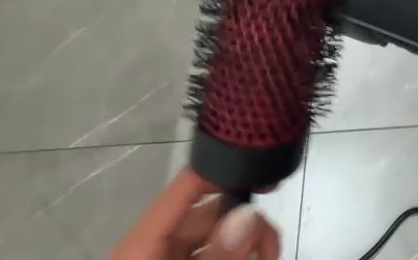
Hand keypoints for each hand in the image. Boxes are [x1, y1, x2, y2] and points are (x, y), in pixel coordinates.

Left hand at [112, 169, 280, 259]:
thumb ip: (217, 254)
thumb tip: (249, 212)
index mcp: (144, 238)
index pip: (191, 181)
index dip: (229, 167)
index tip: (269, 173)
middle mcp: (155, 242)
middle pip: (212, 211)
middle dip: (248, 222)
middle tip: (273, 248)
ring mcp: (166, 256)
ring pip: (218, 234)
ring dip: (247, 241)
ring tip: (270, 256)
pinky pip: (212, 252)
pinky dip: (235, 254)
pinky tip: (255, 258)